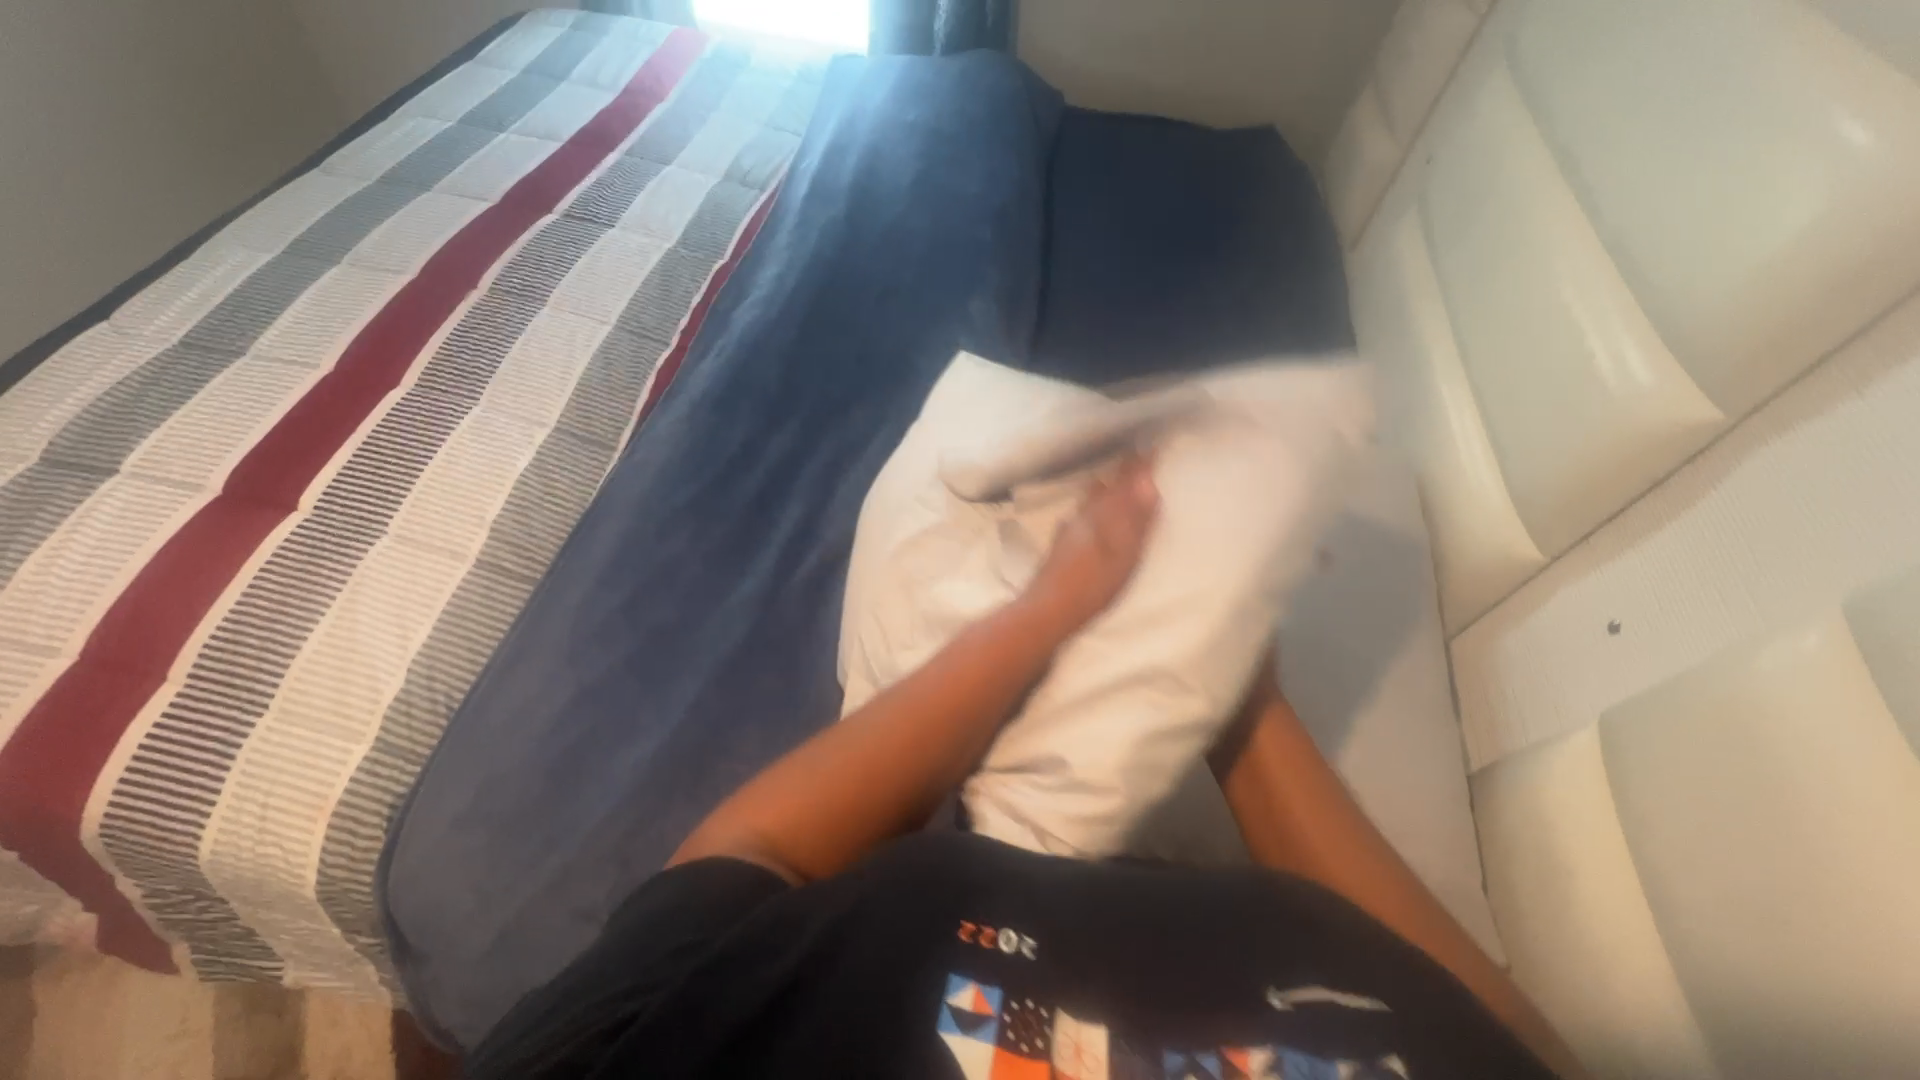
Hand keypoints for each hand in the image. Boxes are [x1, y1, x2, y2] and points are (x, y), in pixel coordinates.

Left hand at [1017, 454, 1159, 639]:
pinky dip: (1090, 507)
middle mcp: (1083, 517)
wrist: (1046, 609)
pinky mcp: (1059, 546)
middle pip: (1104, 487)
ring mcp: (1068, 530)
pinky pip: (1079, 515)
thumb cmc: (1092, 586)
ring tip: (1112, 481)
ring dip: (1103, 487)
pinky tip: (1086, 516)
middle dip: (1121, 472)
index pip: (1124, 483)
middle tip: (1134, 458)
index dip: (1139, 465)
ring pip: (1088, 499)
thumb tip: (1149, 483)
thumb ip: (1135, 520)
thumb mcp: (1123, 556)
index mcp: (1102, 516)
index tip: (1151, 445)